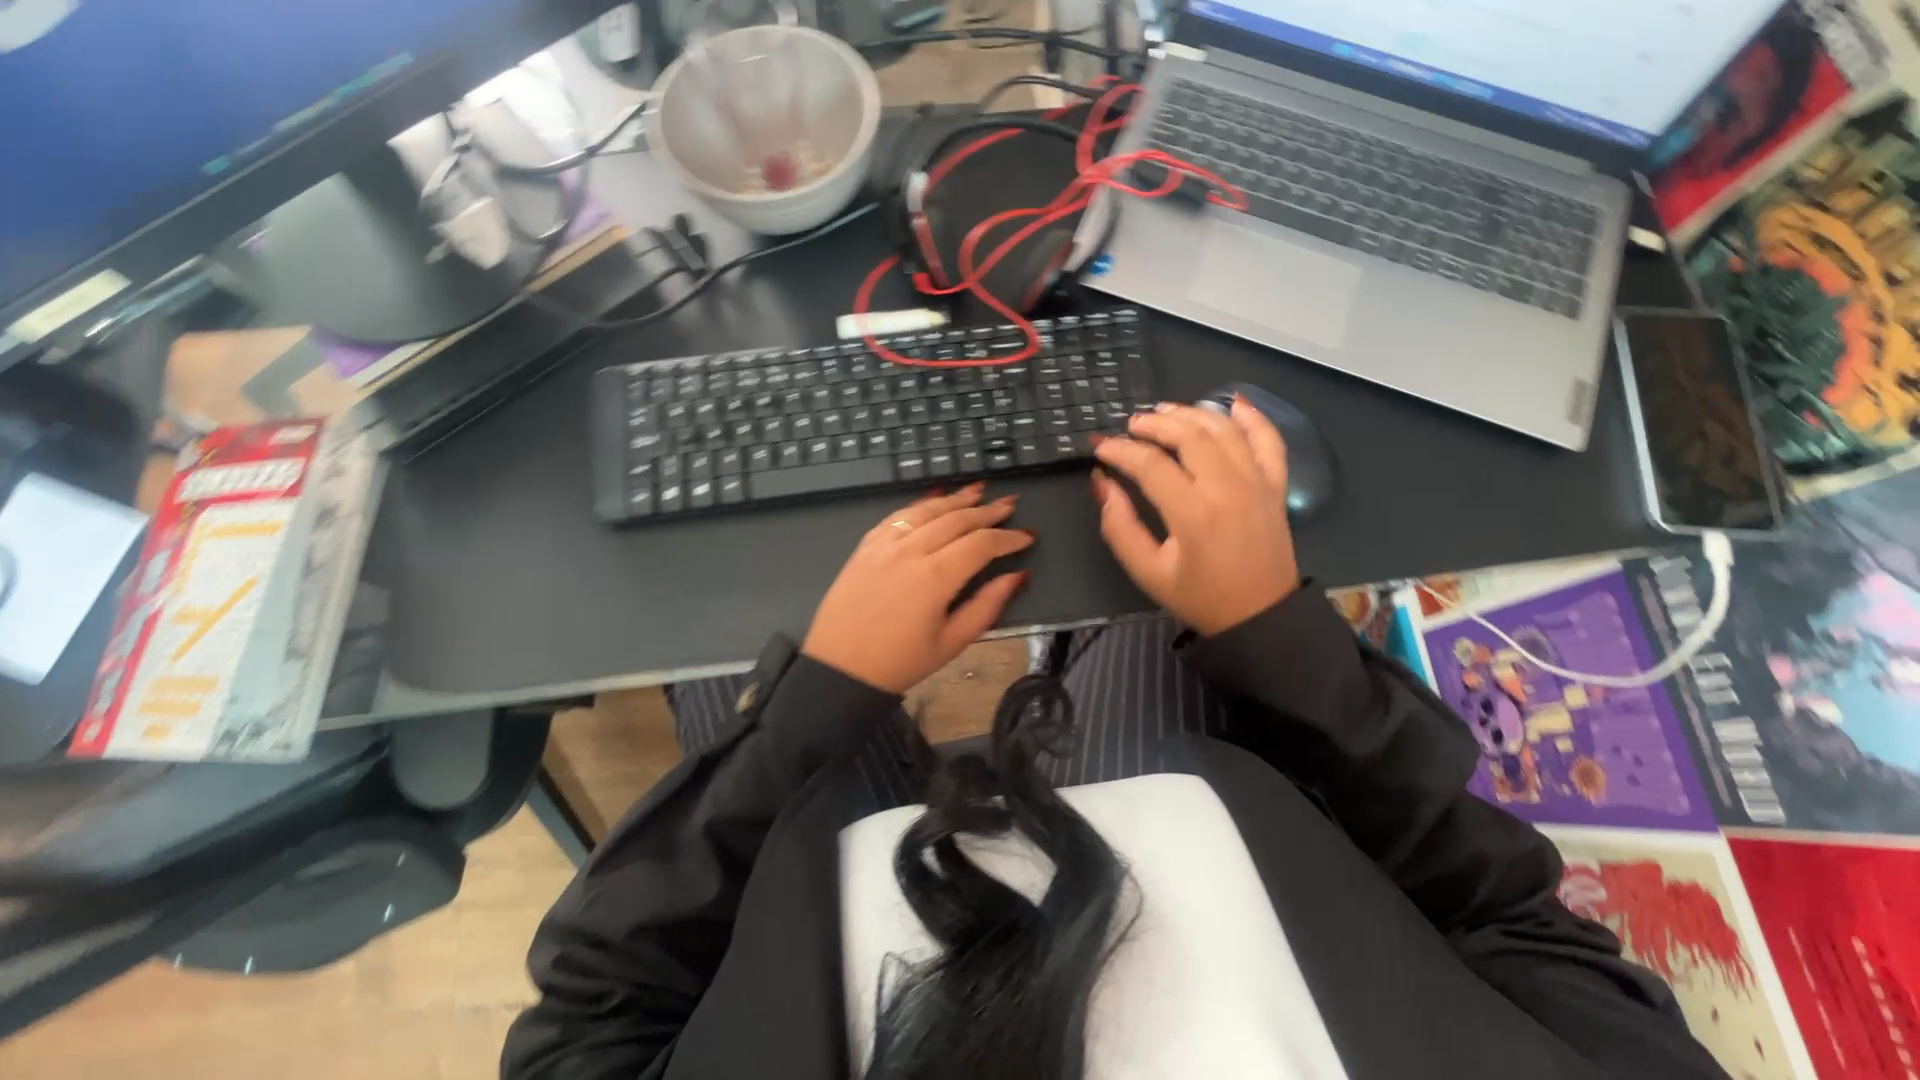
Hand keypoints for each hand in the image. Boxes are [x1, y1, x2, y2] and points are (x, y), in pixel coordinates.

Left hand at [802, 483, 1031, 693]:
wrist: (840, 668)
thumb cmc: (900, 663)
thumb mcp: (952, 643)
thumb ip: (987, 606)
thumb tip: (1017, 576)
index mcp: (934, 578)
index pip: (981, 544)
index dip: (1008, 537)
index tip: (1027, 536)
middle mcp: (910, 551)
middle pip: (956, 519)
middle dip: (987, 511)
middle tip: (1009, 504)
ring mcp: (884, 545)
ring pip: (926, 510)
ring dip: (955, 499)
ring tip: (978, 491)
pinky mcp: (865, 547)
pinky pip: (897, 516)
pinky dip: (920, 505)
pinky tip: (933, 501)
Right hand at [1091, 400, 1301, 634]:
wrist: (1261, 616)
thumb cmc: (1200, 597)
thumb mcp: (1148, 572)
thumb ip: (1120, 527)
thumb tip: (1102, 484)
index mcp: (1193, 515)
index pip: (1151, 465)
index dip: (1120, 450)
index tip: (1100, 448)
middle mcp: (1228, 489)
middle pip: (1189, 435)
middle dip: (1154, 424)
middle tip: (1131, 424)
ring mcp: (1257, 483)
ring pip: (1224, 429)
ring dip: (1192, 413)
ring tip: (1165, 412)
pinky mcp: (1276, 486)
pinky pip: (1269, 440)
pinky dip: (1253, 417)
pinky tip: (1233, 403)